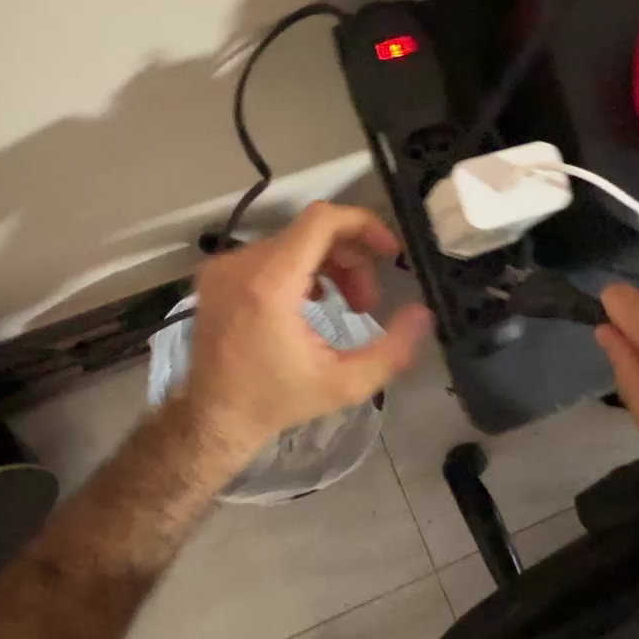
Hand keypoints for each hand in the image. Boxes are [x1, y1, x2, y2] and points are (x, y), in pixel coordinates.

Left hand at [178, 202, 432, 455]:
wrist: (215, 418)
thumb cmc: (277, 402)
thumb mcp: (346, 384)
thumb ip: (393, 349)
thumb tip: (423, 314)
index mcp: (271, 285)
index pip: (321, 221)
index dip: (364, 225)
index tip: (388, 251)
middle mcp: (242, 265)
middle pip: (312, 232)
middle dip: (352, 259)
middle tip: (367, 302)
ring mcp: (224, 268)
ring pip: (293, 241)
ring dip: (329, 265)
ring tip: (346, 304)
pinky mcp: (217, 275)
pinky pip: (270, 253)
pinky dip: (300, 268)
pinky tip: (313, 302)